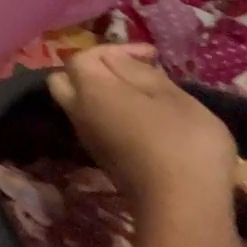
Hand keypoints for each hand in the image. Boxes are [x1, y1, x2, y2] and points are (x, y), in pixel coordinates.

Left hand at [46, 44, 237, 210]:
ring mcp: (81, 130)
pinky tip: (140, 114)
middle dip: (95, 68)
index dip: (113, 49)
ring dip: (100, 88)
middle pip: (64, 77)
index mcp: (90, 91)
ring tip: (145, 92)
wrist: (175, 197)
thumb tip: (116, 59)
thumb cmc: (182, 140)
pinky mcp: (94, 147)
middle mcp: (74, 108)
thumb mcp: (172, 97)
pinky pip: (87, 117)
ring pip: (73, 98)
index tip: (151, 55)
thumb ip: (139, 74)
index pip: (80, 57)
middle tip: (137, 71)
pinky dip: (104, 107)